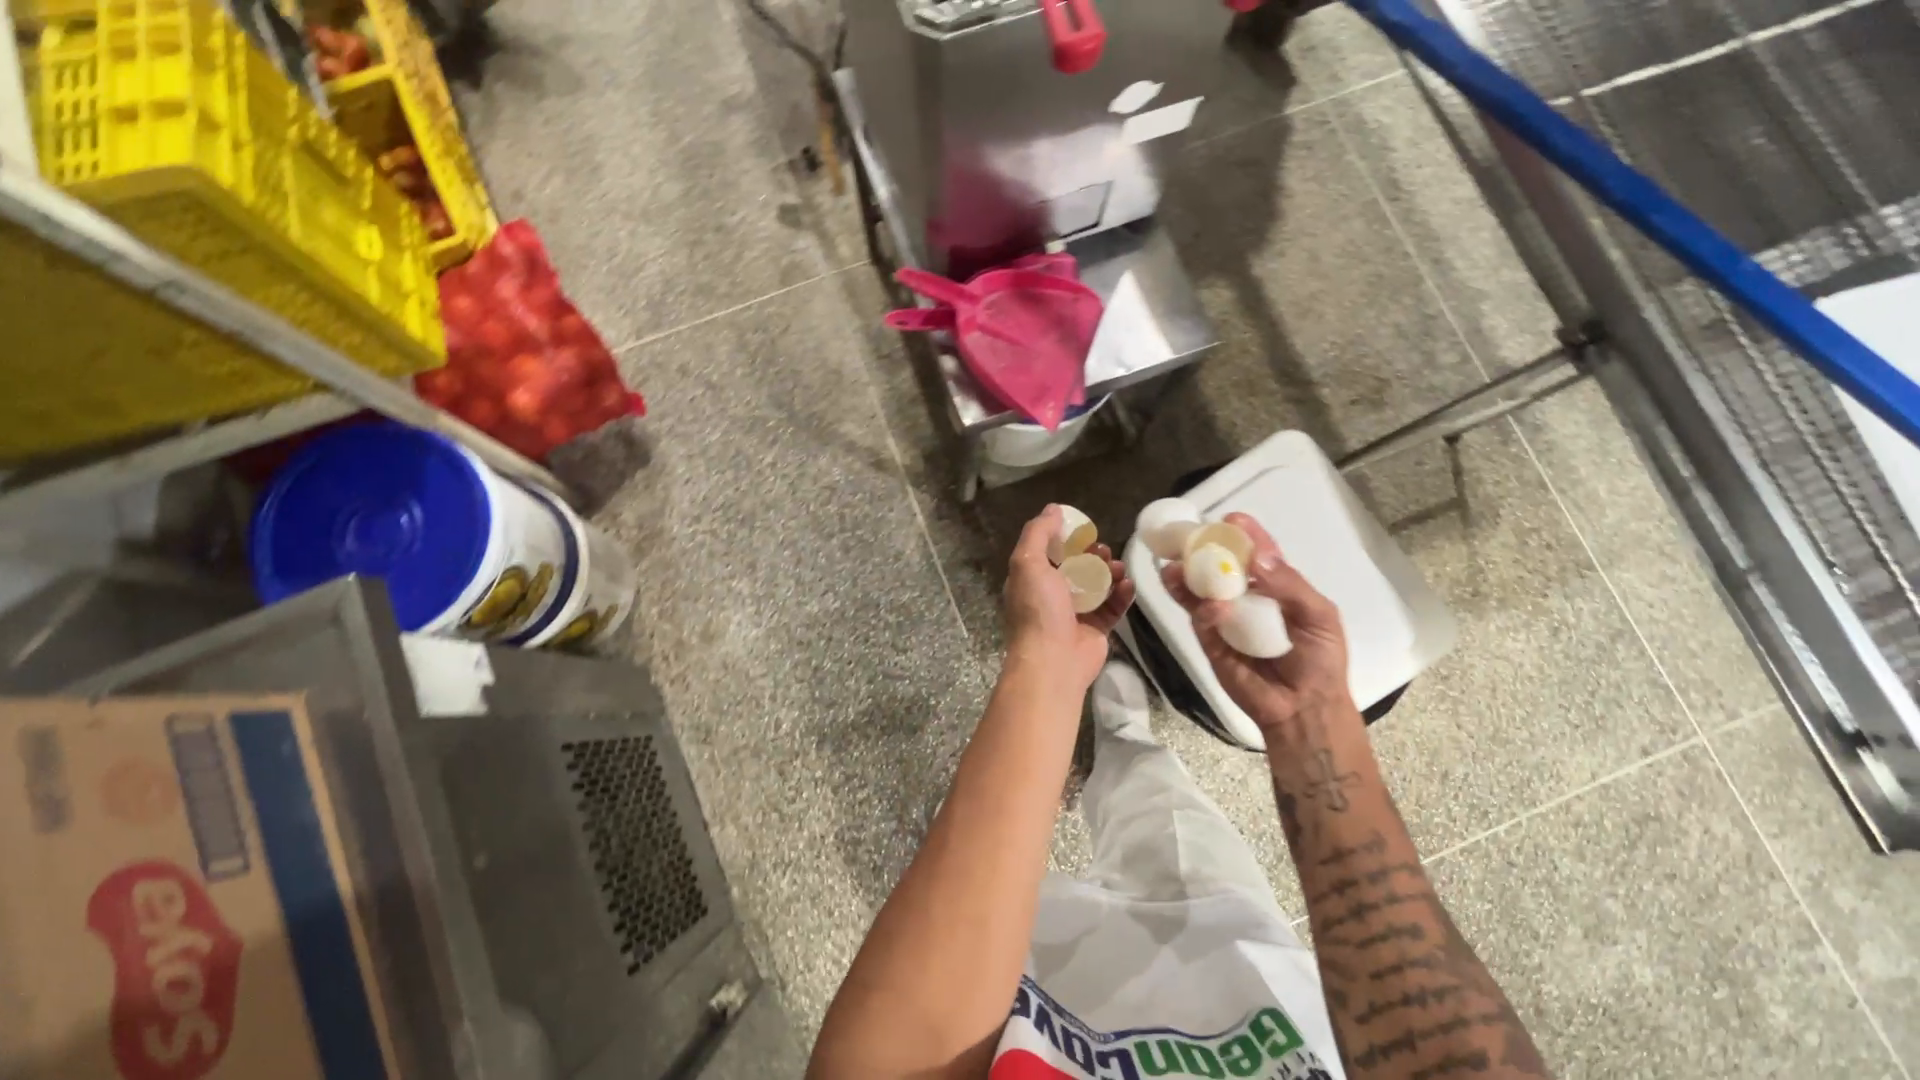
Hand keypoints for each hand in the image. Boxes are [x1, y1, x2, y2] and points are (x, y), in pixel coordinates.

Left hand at [1005, 505, 1134, 692]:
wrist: (1053, 660)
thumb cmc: (1038, 609)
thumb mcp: (1027, 562)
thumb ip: (1038, 533)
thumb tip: (1053, 509)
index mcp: (1032, 580)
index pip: (1050, 552)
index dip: (1066, 539)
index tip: (1083, 530)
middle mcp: (1052, 595)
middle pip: (1078, 566)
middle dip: (1093, 554)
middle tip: (1102, 551)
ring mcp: (1076, 613)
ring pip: (1099, 584)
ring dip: (1110, 572)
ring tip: (1117, 569)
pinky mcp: (1097, 628)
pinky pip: (1114, 605)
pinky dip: (1122, 593)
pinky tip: (1128, 585)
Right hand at [1160, 513, 1359, 751]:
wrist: (1304, 708)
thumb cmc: (1321, 661)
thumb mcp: (1318, 616)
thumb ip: (1290, 586)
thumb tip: (1257, 559)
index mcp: (1277, 588)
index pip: (1258, 555)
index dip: (1246, 536)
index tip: (1232, 519)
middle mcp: (1248, 599)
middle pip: (1222, 567)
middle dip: (1205, 550)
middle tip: (1191, 536)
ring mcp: (1226, 620)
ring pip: (1201, 591)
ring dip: (1187, 576)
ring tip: (1175, 565)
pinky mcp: (1211, 643)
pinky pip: (1200, 620)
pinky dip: (1201, 609)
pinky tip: (1210, 607)